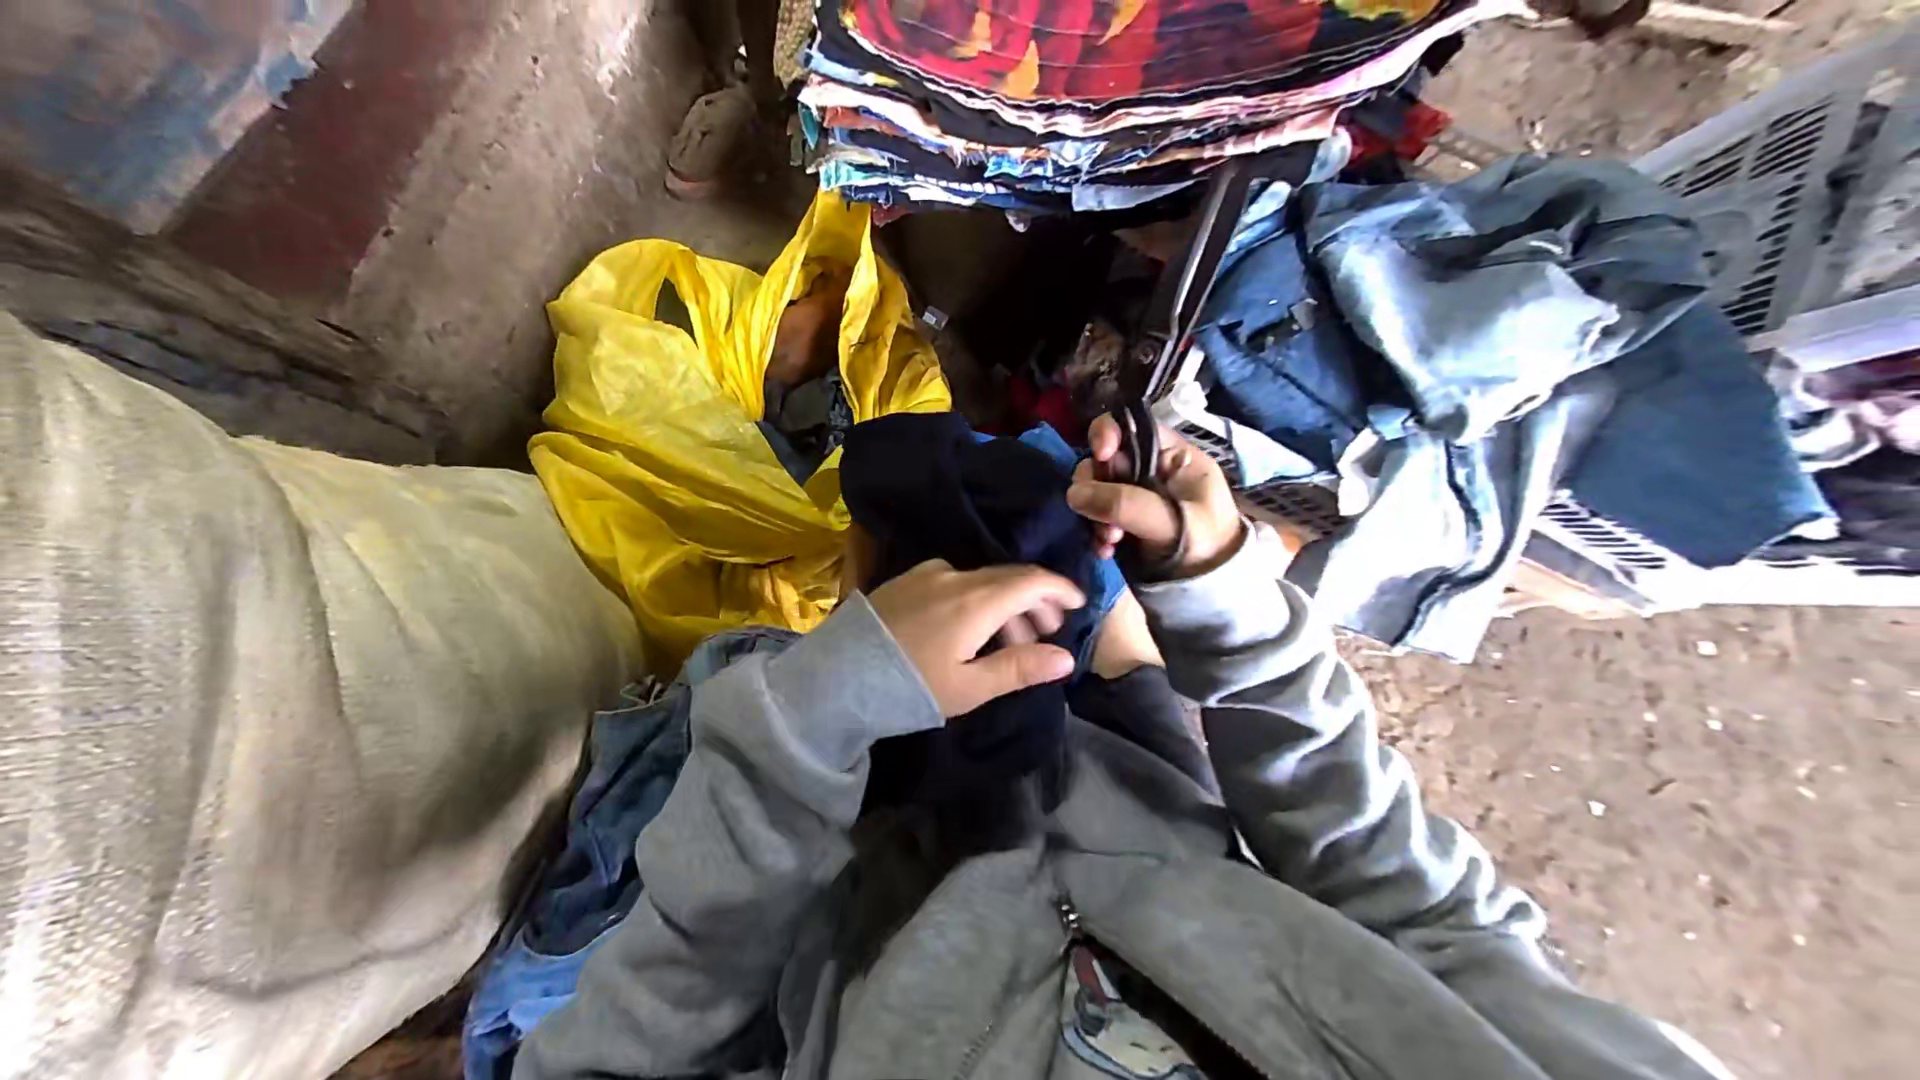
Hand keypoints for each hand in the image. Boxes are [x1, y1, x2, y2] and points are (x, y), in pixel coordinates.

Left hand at [866, 560, 1085, 717]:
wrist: (835, 678)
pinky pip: (954, 581)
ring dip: (1004, 603)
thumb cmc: (909, 687)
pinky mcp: (905, 581)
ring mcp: (926, 574)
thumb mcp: (969, 687)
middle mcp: (954, 576)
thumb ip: (1019, 668)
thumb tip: (1065, 657)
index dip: (1060, 589)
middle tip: (1047, 633)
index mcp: (975, 600)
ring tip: (1010, 640)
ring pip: (981, 580)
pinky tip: (971, 627)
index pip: (1031, 581)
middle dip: (1035, 601)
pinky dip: (976, 598)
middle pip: (1008, 578)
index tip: (1078, 603)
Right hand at [1067, 415, 1244, 578]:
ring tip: (1108, 542)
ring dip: (1092, 514)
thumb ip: (1127, 504)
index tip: (1101, 455)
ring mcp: (1132, 495)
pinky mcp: (1119, 520)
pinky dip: (1093, 530)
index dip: (1109, 434)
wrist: (1211, 592)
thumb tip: (1075, 493)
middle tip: (1104, 521)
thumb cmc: (1206, 547)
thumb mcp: (1172, 522)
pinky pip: (1092, 514)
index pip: (1132, 428)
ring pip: (1093, 489)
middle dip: (1096, 488)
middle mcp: (1149, 470)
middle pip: (1105, 460)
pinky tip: (1105, 550)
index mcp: (1173, 456)